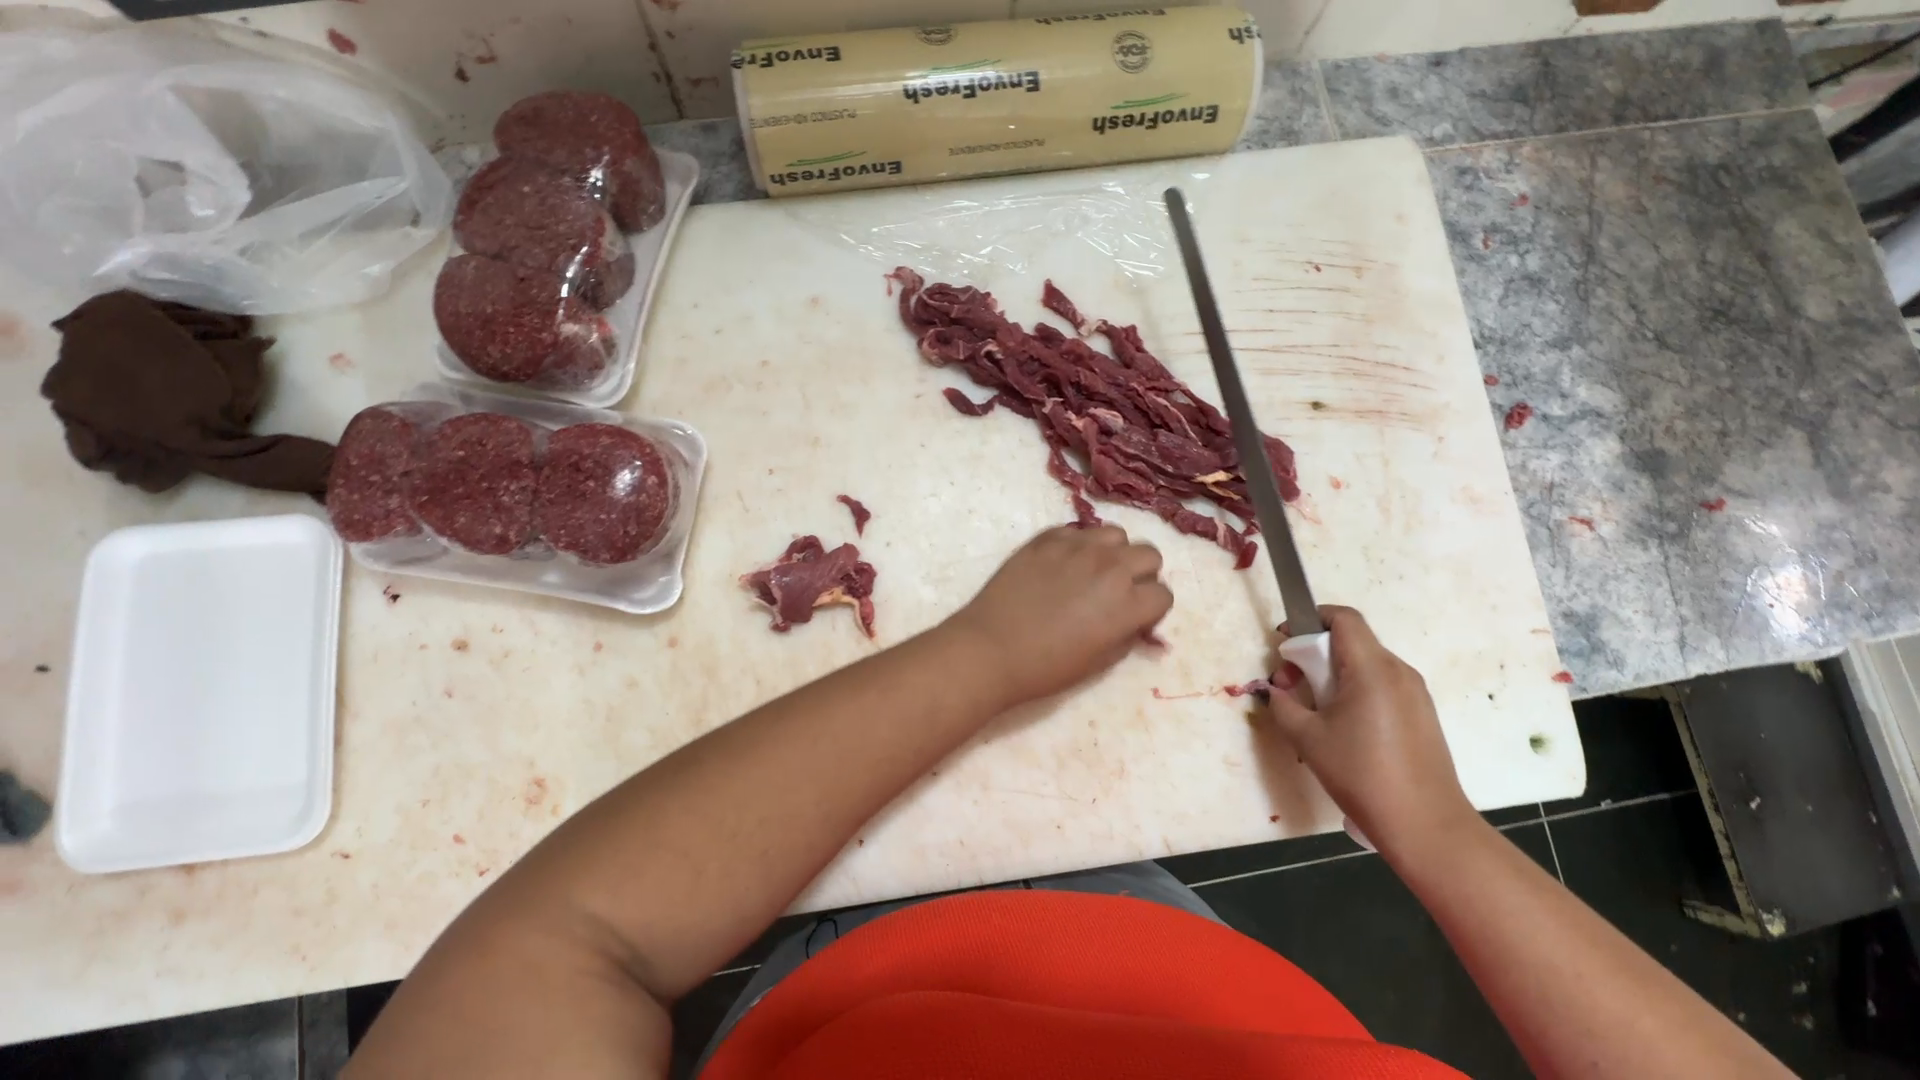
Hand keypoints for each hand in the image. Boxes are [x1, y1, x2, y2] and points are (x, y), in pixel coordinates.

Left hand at [946, 525, 1172, 707]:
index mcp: (1128, 603)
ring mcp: (1078, 548)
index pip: (1164, 594)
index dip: (1152, 609)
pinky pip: (1077, 532)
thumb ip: (1128, 635)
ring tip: (1091, 572)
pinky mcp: (1047, 538)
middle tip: (1118, 592)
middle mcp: (1110, 567)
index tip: (1135, 618)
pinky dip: (1078, 546)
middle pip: (1149, 554)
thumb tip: (1136, 622)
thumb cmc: (1046, 668)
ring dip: (1112, 553)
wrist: (991, 649)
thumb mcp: (1100, 662)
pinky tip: (1061, 567)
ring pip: (1116, 534)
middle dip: (1141, 574)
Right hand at [1267, 606, 1477, 856]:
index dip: (1311, 619)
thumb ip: (1284, 706)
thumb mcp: (1307, 739)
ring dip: (1335, 674)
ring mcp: (1415, 693)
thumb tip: (1275, 691)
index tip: (1286, 641)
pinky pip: (1383, 685)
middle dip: (1316, 654)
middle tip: (1291, 685)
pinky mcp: (1422, 714)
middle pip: (1353, 641)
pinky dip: (1356, 690)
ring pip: (1367, 664)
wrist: (1424, 824)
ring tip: (1315, 710)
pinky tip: (1344, 727)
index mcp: (1371, 669)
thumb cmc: (1361, 775)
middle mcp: (1399, 671)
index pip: (1344, 619)